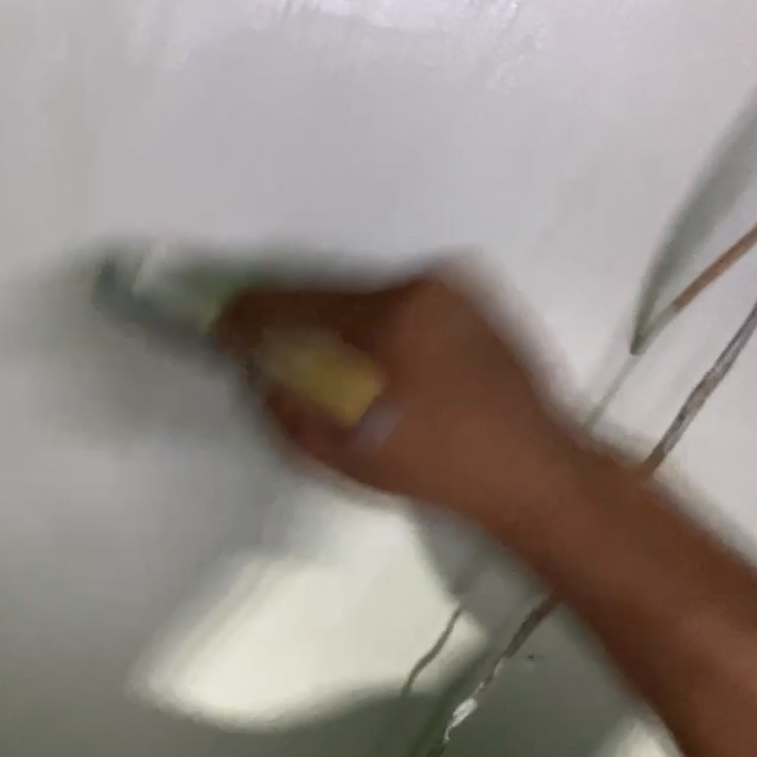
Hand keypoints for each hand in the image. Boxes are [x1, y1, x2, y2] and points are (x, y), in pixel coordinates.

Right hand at [214, 267, 588, 530]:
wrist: (536, 472)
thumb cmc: (433, 467)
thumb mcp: (337, 450)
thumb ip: (282, 404)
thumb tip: (259, 371)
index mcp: (389, 317)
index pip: (295, 302)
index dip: (248, 315)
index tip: (220, 327)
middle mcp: (422, 285)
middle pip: (328, 294)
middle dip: (288, 318)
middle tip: (259, 341)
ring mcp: (455, 288)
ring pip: (364, 296)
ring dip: (329, 320)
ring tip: (310, 352)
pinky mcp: (474, 300)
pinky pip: (398, 303)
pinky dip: (368, 322)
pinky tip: (364, 354)